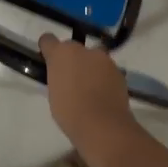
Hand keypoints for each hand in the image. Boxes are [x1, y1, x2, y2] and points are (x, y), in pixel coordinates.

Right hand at [39, 35, 139, 161]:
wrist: (103, 126)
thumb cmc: (70, 112)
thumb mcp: (54, 94)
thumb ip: (57, 78)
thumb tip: (62, 77)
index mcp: (61, 53)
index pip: (48, 40)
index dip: (48, 49)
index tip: (48, 60)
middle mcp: (82, 50)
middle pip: (73, 48)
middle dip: (72, 59)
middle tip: (72, 79)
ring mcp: (103, 59)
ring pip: (93, 58)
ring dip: (90, 67)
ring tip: (91, 88)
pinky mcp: (119, 71)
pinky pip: (107, 70)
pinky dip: (104, 78)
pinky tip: (103, 95)